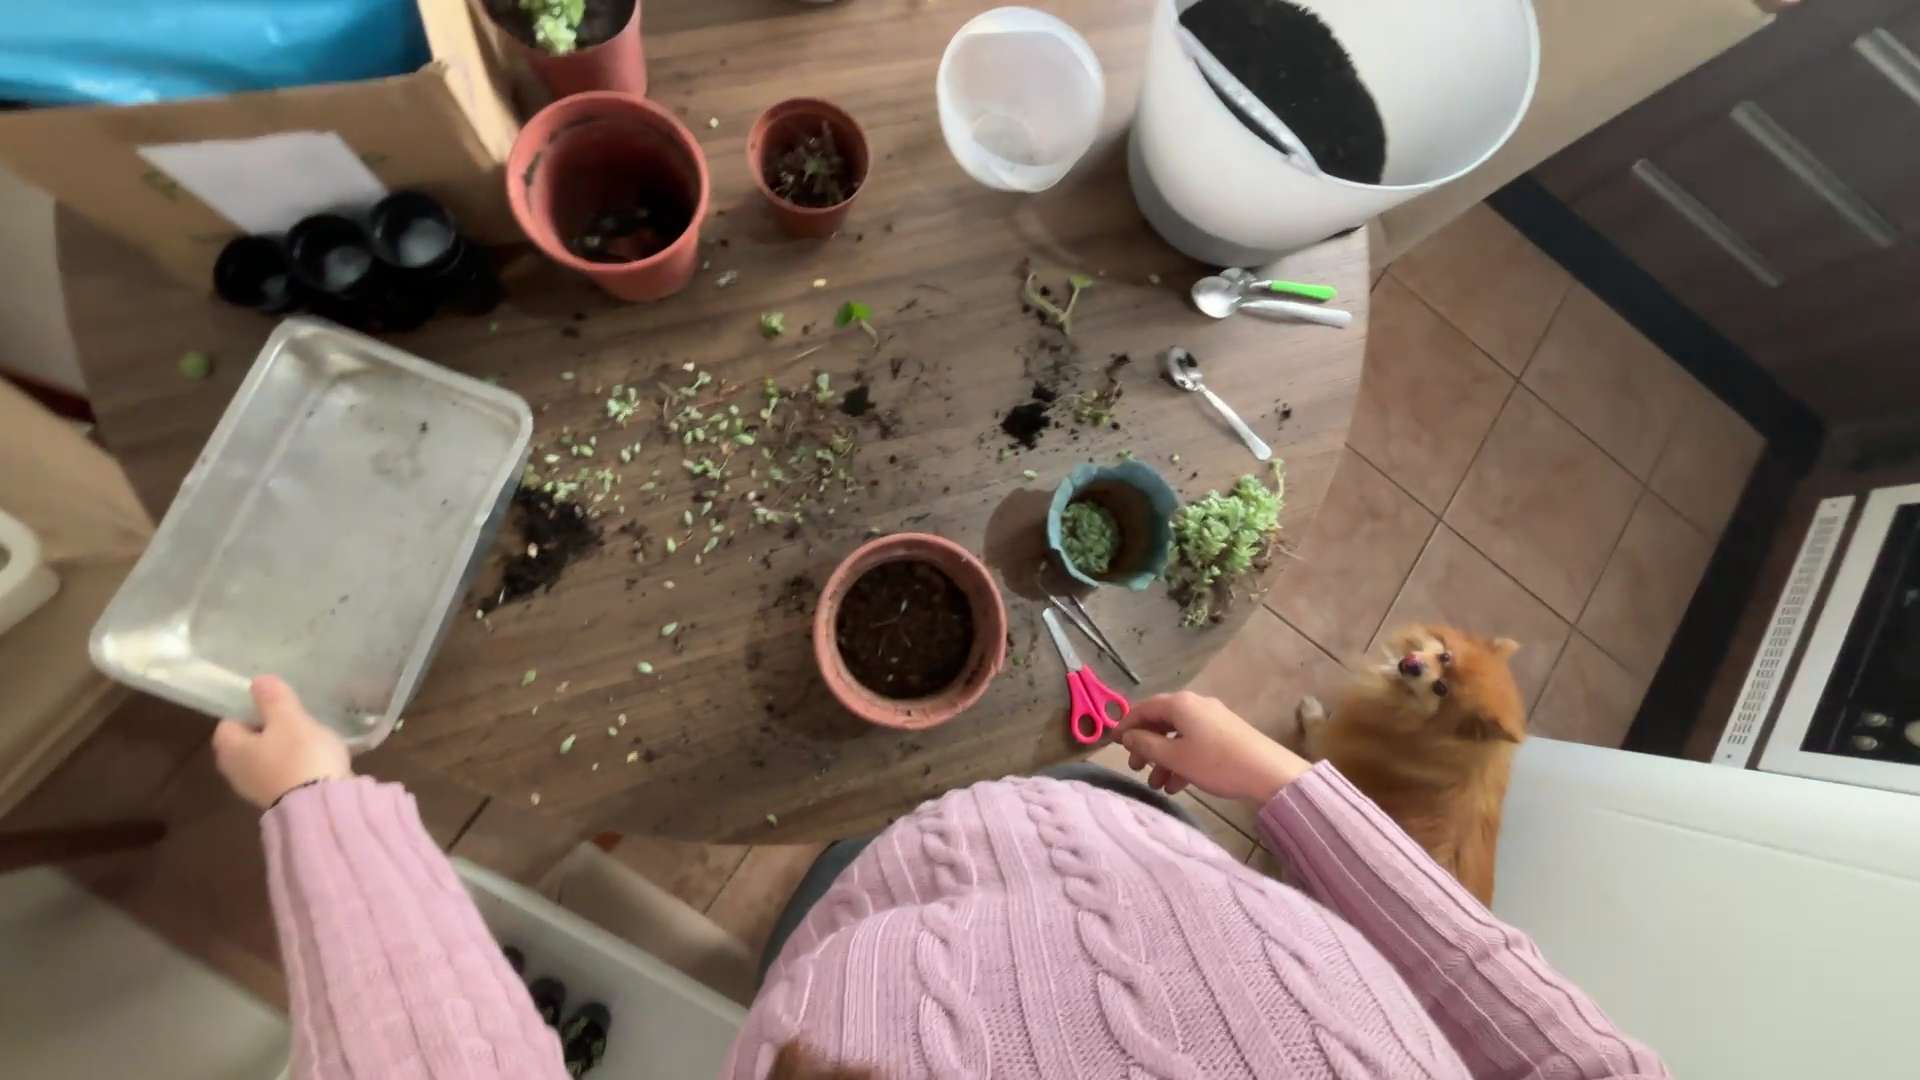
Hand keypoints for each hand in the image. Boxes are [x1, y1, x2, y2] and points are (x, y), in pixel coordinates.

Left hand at [212, 676, 352, 809]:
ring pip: (262, 758)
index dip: (248, 711)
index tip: (276, 705)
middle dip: (265, 731)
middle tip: (294, 720)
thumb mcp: (291, 721)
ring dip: (280, 749)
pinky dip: (292, 764)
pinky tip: (313, 759)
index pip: (228, 723)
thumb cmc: (300, 755)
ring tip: (308, 739)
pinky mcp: (278, 796)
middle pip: (245, 742)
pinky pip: (279, 772)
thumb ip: (274, 700)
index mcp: (231, 748)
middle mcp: (234, 769)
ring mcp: (255, 786)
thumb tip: (257, 680)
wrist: (320, 800)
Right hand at [1115, 691, 1310, 803]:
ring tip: (1157, 785)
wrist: (1270, 772)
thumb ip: (1146, 745)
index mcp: (1180, 704)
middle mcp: (1194, 704)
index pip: (1143, 708)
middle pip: (1160, 722)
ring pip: (1178, 736)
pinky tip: (1178, 785)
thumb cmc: (1216, 763)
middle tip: (1135, 769)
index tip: (1113, 744)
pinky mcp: (1225, 733)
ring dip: (1163, 759)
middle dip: (1145, 747)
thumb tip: (1127, 737)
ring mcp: (1212, 718)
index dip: (1125, 726)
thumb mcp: (1175, 757)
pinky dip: (1182, 759)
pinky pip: (1194, 742)